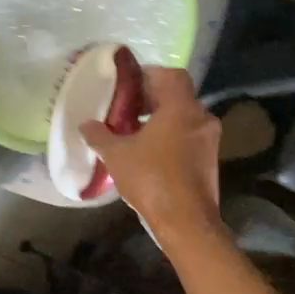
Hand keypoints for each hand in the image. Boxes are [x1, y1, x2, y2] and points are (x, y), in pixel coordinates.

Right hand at [79, 66, 224, 245]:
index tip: (128, 85)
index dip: (149, 75)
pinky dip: (169, 135)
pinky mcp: (208, 158)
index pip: (170, 75)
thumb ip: (100, 136)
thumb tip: (86, 124)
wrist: (185, 219)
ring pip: (183, 117)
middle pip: (177, 96)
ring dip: (160, 119)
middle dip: (151, 99)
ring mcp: (208, 138)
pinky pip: (187, 135)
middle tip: (124, 109)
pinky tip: (149, 152)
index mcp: (180, 108)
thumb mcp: (116, 156)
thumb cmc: (151, 179)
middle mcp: (200, 117)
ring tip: (133, 133)